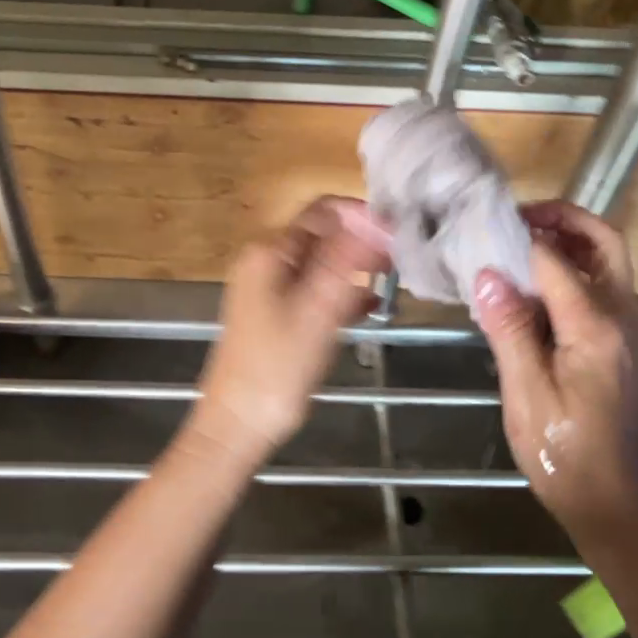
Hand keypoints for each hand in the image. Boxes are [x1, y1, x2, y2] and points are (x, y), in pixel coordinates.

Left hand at [191, 197, 389, 462]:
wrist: (237, 425)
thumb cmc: (277, 367)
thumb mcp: (318, 310)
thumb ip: (347, 262)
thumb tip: (378, 220)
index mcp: (269, 251)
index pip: (322, 211)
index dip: (361, 215)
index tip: (399, 232)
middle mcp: (265, 261)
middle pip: (321, 235)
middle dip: (361, 242)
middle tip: (401, 258)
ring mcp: (268, 288)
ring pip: (320, 264)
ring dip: (354, 269)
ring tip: (392, 280)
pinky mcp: (274, 315)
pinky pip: (313, 291)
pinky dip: (340, 294)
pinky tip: (369, 310)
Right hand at [471, 200, 637, 536]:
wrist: (620, 509)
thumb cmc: (567, 457)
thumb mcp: (527, 396)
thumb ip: (510, 330)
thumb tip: (487, 273)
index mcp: (594, 328)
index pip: (554, 259)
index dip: (517, 237)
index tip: (480, 226)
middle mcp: (619, 318)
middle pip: (604, 243)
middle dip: (563, 218)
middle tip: (516, 219)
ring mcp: (624, 332)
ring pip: (605, 263)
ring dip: (567, 241)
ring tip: (516, 245)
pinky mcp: (618, 346)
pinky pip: (598, 289)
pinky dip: (568, 271)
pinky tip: (528, 290)